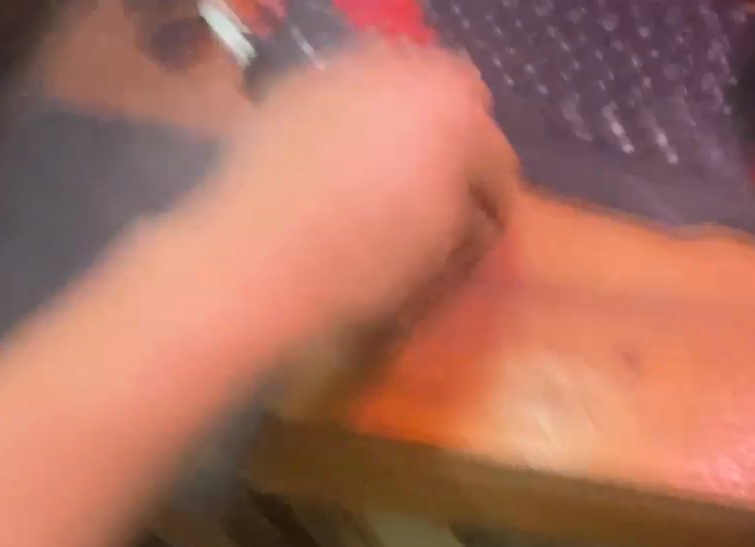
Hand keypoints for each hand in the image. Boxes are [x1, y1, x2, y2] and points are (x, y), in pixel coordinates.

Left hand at [183, 44, 519, 344]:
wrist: (255, 263)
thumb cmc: (360, 269)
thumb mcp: (437, 258)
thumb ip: (473, 226)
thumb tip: (479, 218)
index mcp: (458, 117)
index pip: (499, 161)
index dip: (494, 206)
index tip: (480, 238)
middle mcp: (408, 72)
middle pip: (456, 104)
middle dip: (455, 151)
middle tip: (439, 202)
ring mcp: (348, 68)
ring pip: (402, 90)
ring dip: (408, 129)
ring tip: (387, 181)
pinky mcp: (300, 84)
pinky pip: (350, 95)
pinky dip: (358, 123)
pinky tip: (340, 167)